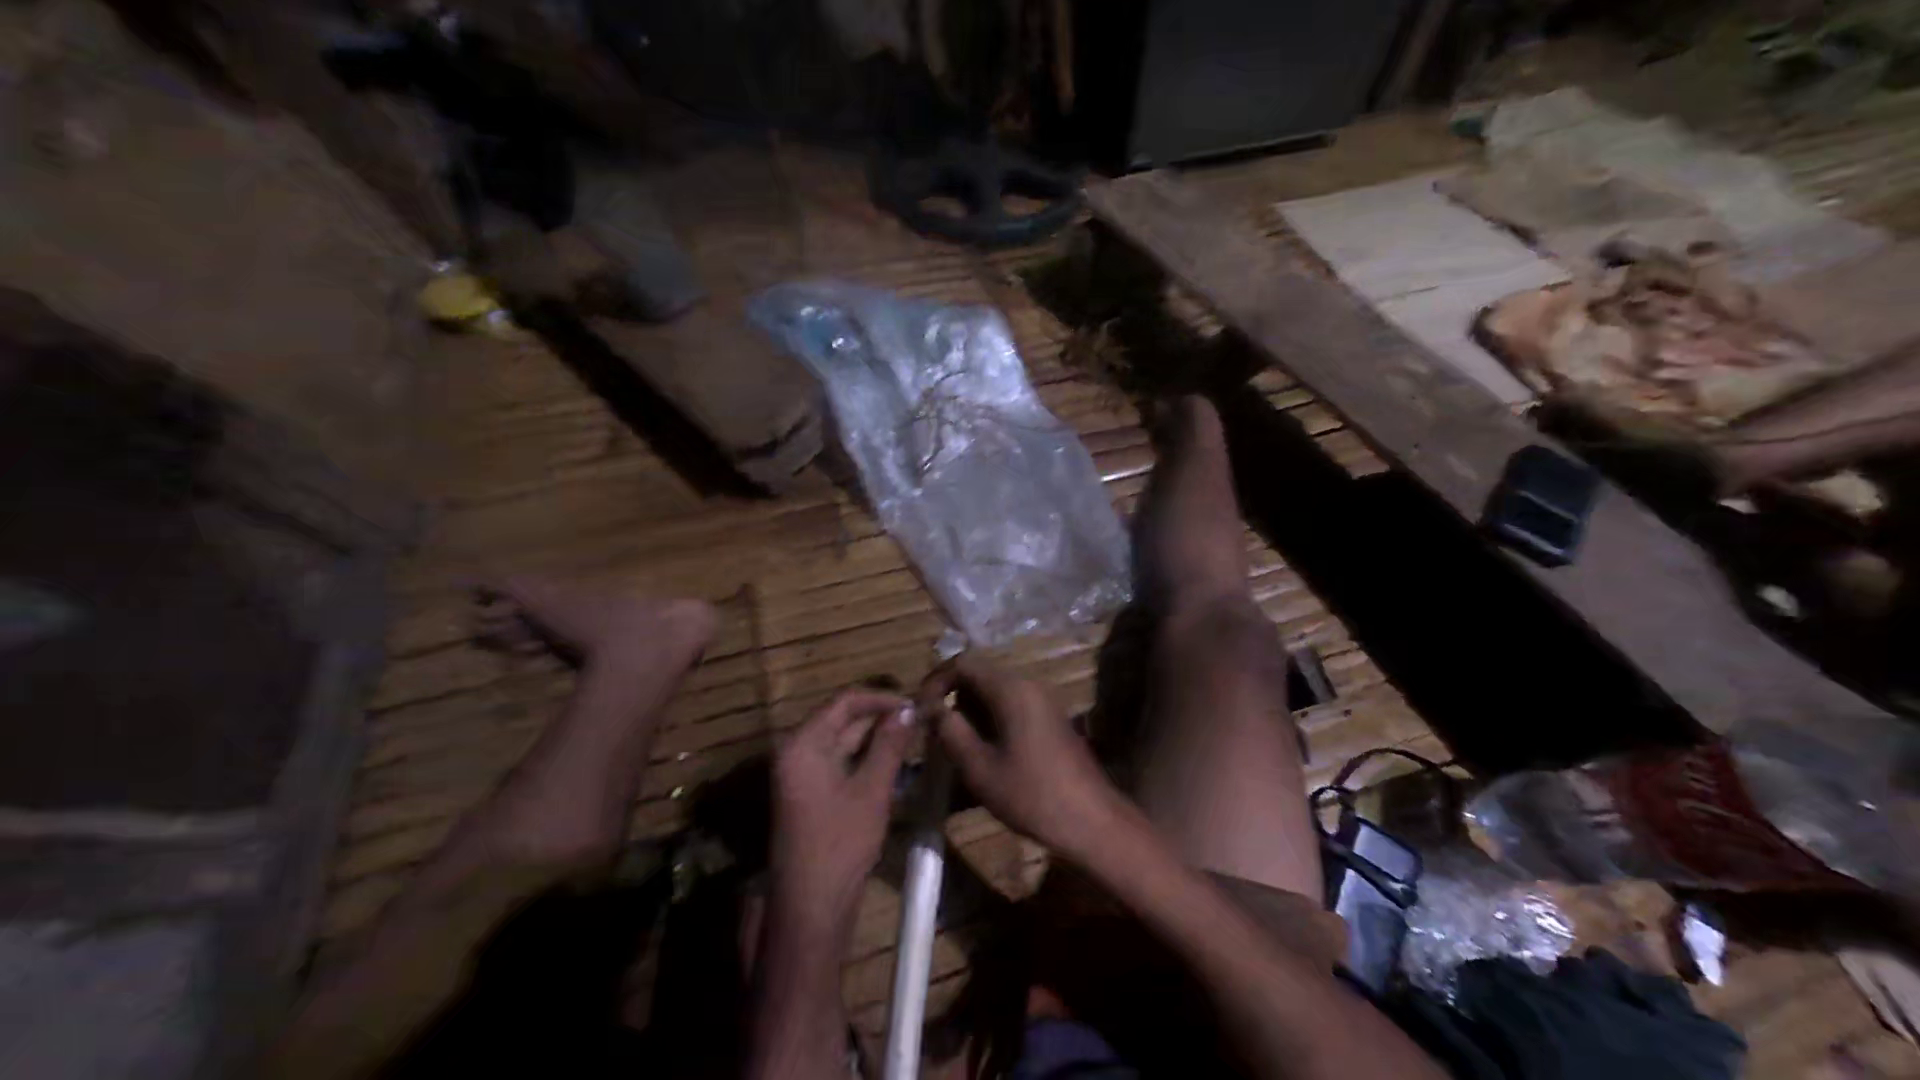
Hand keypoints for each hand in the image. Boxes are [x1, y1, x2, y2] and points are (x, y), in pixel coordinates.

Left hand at [769, 689, 913, 939]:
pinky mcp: (810, 792)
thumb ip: (889, 745)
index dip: (881, 698)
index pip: (844, 702)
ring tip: (914, 736)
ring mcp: (801, 773)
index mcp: (802, 743)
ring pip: (843, 741)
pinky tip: (895, 761)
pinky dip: (866, 758)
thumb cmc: (841, 843)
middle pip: (842, 719)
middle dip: (881, 717)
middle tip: (920, 719)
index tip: (916, 703)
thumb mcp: (872, 790)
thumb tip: (908, 708)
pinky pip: (840, 762)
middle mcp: (796, 751)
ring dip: (876, 738)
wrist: (811, 905)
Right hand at [922, 655, 1126, 859]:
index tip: (920, 710)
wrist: (1091, 822)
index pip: (963, 662)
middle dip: (951, 697)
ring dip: (970, 710)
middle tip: (933, 730)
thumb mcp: (979, 768)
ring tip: (952, 744)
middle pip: (980, 674)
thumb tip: (930, 708)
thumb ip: (950, 731)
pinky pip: (1011, 706)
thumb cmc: (1032, 795)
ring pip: (994, 691)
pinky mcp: (1050, 719)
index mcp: (1012, 690)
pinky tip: (982, 751)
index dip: (935, 680)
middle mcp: (1029, 685)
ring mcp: (1043, 701)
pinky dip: (989, 718)